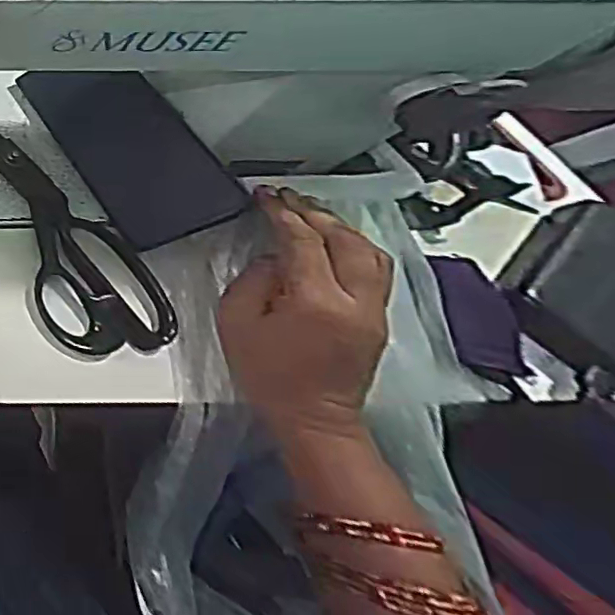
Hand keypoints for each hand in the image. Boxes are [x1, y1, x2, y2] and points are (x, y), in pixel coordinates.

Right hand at [219, 187, 393, 440]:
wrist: (311, 417)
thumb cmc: (268, 373)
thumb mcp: (236, 319)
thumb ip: (254, 278)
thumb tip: (272, 258)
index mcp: (317, 302)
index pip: (303, 241)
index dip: (282, 213)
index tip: (265, 197)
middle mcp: (356, 304)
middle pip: (347, 241)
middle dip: (315, 213)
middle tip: (286, 198)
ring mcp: (374, 314)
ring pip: (370, 254)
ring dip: (340, 228)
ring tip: (311, 213)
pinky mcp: (378, 321)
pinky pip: (374, 271)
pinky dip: (352, 246)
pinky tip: (331, 240)